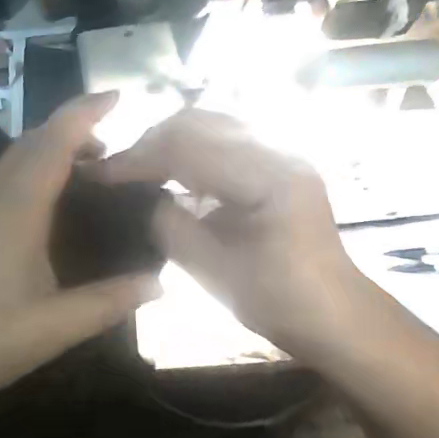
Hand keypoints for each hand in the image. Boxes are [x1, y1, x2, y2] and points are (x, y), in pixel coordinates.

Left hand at [0, 93, 161, 436]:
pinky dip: (30, 176)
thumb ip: (110, 301)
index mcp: (13, 212)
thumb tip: (160, 283)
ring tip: (87, 175)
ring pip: (10, 163)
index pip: (53, 143)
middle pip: (30, 144)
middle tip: (114, 148)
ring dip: (49, 154)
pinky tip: (45, 211)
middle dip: (71, 131)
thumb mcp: (54, 328)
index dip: (85, 112)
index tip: (118, 94)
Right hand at [99, 109, 377, 362]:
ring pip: (213, 125)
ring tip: (140, 170)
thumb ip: (170, 226)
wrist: (336, 315)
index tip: (102, 174)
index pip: (190, 146)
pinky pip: (227, 142)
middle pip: (201, 122)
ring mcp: (284, 152)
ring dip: (172, 143)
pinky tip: (175, 177)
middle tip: (118, 171)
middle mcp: (280, 150)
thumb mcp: (214, 270)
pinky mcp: (280, 163)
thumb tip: (140, 199)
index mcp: (269, 176)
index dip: (140, 157)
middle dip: (152, 142)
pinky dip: (194, 151)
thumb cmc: (280, 302)